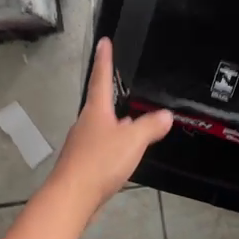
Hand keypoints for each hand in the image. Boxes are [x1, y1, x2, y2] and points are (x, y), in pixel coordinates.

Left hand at [46, 38, 172, 211]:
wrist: (72, 197)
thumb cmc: (101, 162)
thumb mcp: (133, 141)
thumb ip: (150, 127)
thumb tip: (165, 115)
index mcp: (96, 112)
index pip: (101, 79)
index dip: (104, 60)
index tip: (103, 42)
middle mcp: (85, 124)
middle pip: (100, 106)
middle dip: (112, 98)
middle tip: (126, 90)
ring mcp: (81, 145)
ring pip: (101, 129)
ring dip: (115, 126)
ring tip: (133, 126)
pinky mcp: (82, 165)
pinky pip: (100, 149)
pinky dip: (113, 147)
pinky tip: (122, 156)